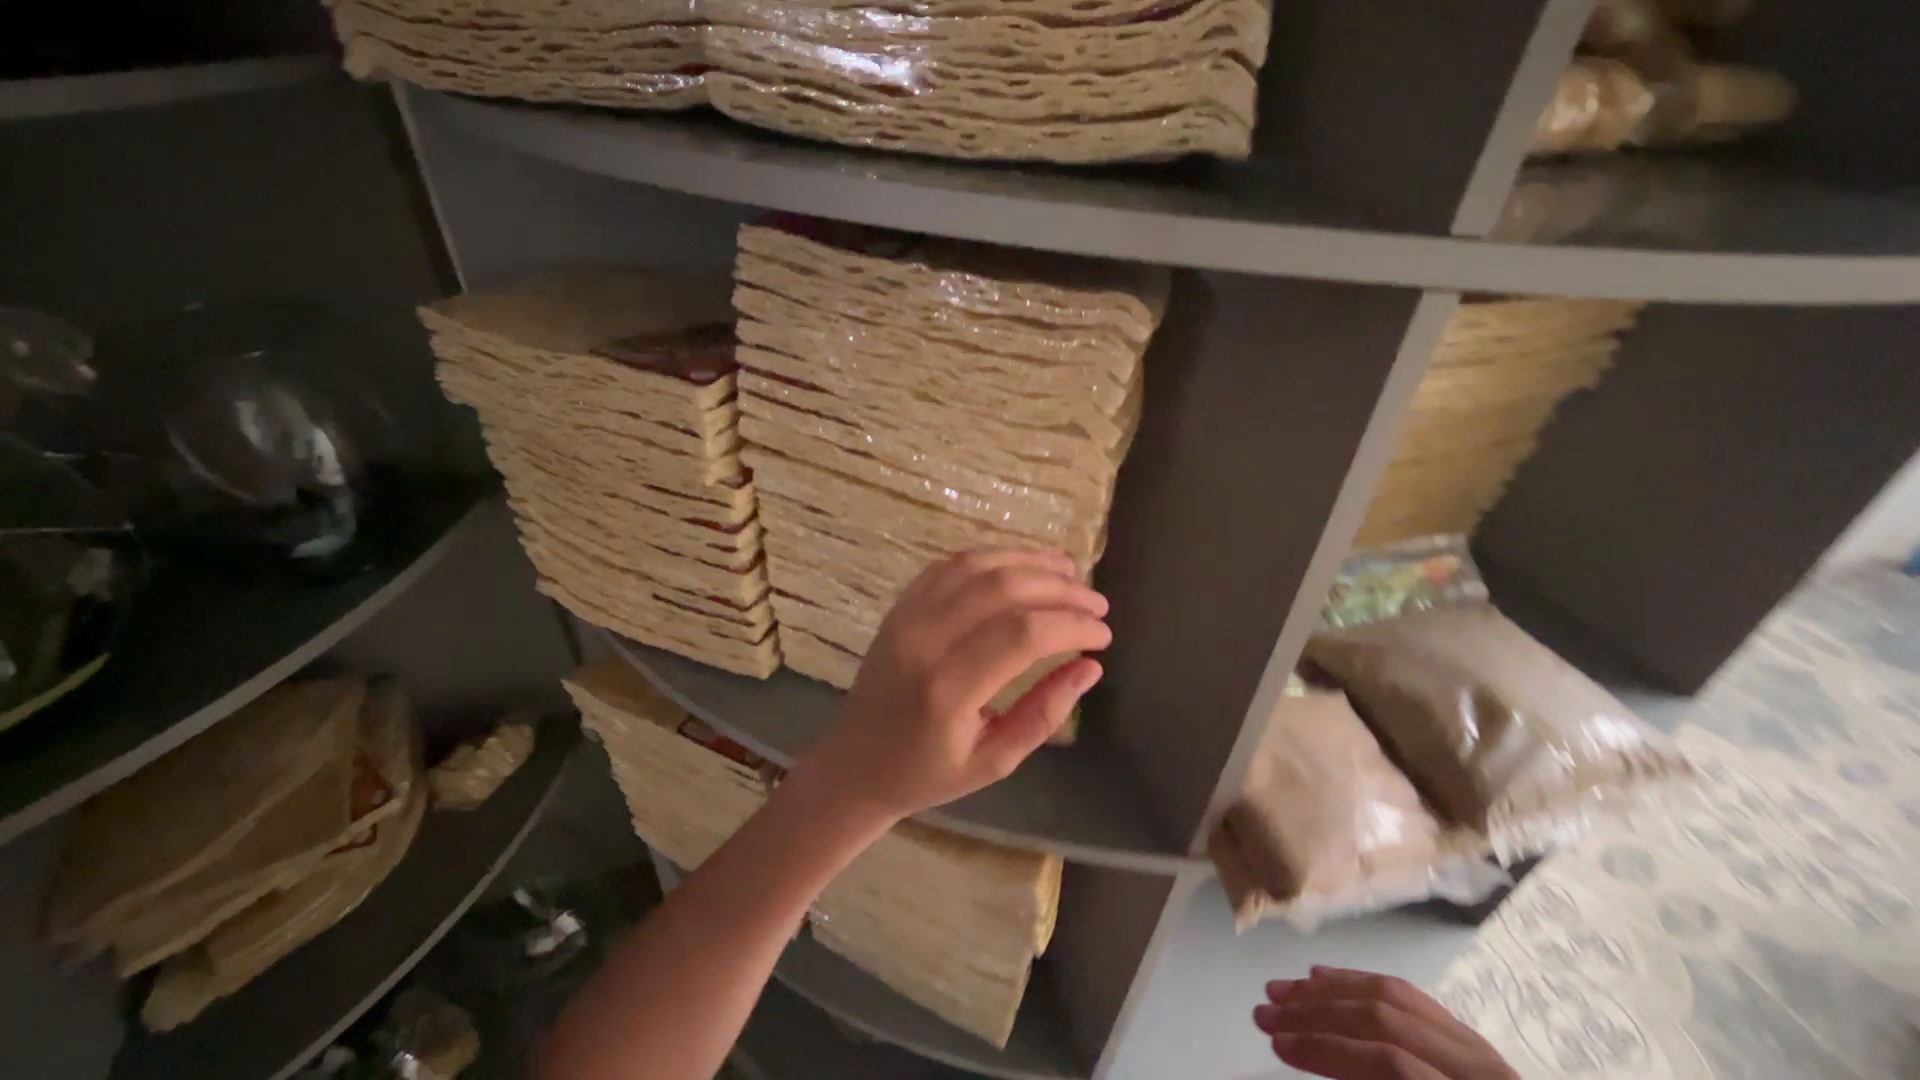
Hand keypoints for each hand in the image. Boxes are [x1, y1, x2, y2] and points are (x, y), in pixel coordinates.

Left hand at [799, 550, 1110, 822]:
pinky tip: (1020, 567)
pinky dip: (990, 558)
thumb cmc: (928, 774)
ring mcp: (906, 618)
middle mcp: (924, 642)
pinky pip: (948, 566)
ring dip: (1029, 561)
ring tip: (1069, 570)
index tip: (1102, 635)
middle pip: (1003, 589)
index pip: (1023, 634)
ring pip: (976, 566)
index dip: (1072, 625)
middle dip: (1060, 589)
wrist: (856, 765)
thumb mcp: (994, 762)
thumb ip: (1044, 713)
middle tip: (1096, 604)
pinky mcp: (899, 608)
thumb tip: (1090, 667)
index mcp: (948, 690)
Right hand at [1254, 967, 1517, 1079]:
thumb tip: (1300, 1055)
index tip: (1276, 1045)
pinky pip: (1409, 995)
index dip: (1326, 1050)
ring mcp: (1477, 1048)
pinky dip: (1359, 982)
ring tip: (1280, 991)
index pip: (1388, 1063)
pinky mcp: (1469, 1037)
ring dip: (1327, 990)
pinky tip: (1322, 975)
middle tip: (1264, 1013)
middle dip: (1315, 1014)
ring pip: (1392, 996)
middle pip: (1385, 1020)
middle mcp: (1478, 1070)